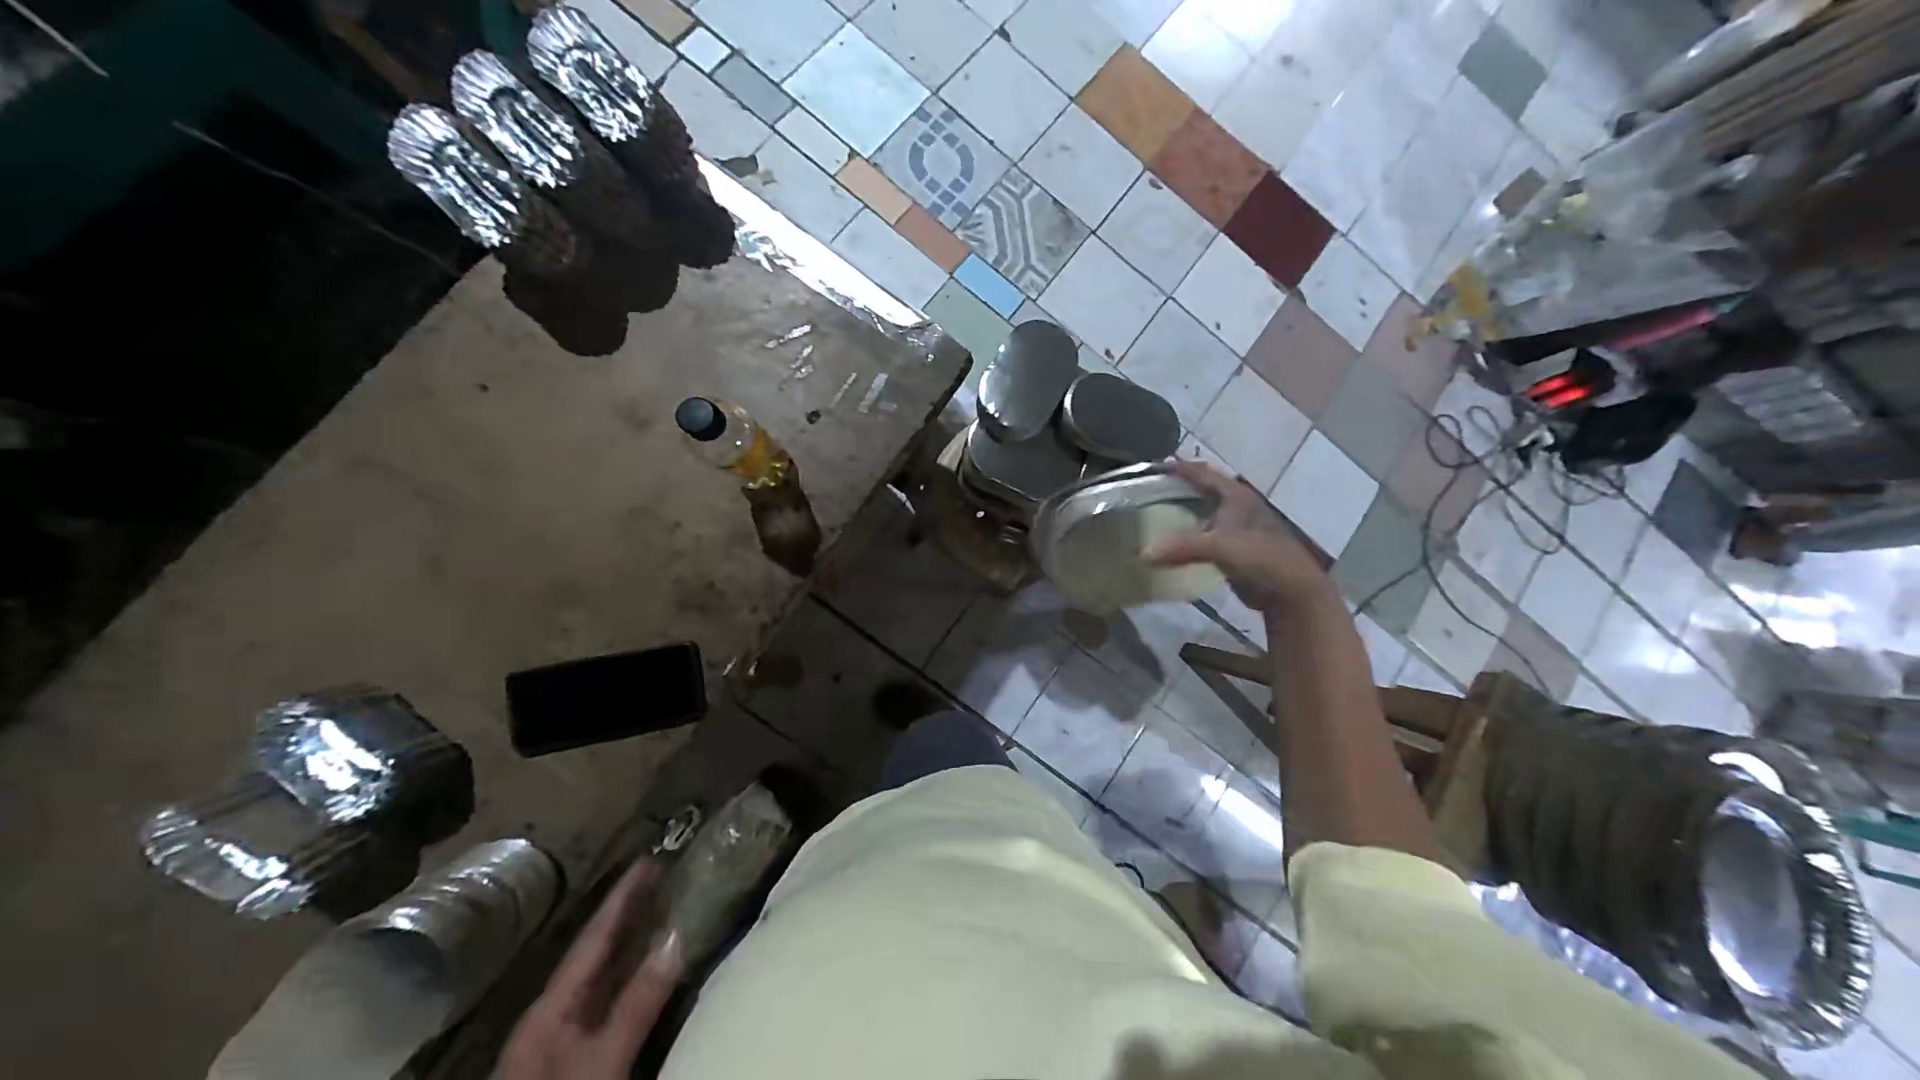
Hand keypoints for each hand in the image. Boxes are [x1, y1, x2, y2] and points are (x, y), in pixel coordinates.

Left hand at [498, 860, 684, 1079]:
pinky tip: (648, 969)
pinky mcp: (572, 1055)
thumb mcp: (605, 1056)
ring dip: (631, 942)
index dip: (622, 897)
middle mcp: (552, 1012)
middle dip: (628, 913)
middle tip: (662, 875)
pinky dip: (630, 976)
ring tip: (662, 908)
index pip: (593, 938)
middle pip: (596, 952)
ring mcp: (560, 1036)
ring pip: (602, 976)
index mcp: (550, 1005)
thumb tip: (677, 936)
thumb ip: (638, 1001)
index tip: (649, 859)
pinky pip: (607, 999)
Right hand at [1146, 461, 1334, 614]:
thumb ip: (1181, 547)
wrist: (1290, 591)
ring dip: (1183, 516)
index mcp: (1236, 496)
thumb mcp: (1219, 546)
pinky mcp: (1235, 551)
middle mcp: (1237, 508)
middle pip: (1203, 492)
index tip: (1156, 464)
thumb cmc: (1261, 558)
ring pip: (1204, 516)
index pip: (1204, 473)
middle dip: (1179, 490)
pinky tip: (1172, 544)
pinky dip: (1188, 539)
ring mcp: (1237, 530)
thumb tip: (1144, 554)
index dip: (1182, 467)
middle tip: (1151, 490)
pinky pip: (1205, 539)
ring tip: (1155, 515)